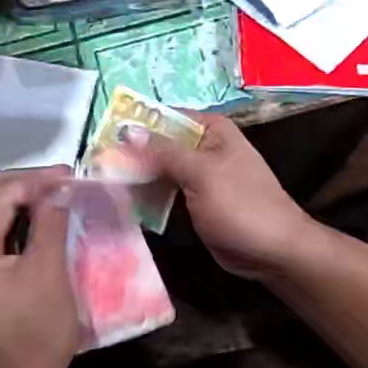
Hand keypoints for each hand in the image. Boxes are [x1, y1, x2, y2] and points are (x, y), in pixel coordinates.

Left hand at [0, 167, 82, 367]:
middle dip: (26, 183)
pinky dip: (17, 219)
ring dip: (21, 199)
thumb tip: (61, 188)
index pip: (0, 195)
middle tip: (65, 180)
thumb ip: (51, 223)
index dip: (37, 180)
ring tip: (57, 194)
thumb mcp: (49, 273)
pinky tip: (42, 218)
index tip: (73, 175)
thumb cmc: (35, 334)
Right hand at [119, 114, 318, 279]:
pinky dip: (147, 196)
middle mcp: (204, 148)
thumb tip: (127, 129)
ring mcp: (198, 177)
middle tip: (94, 164)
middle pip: (159, 144)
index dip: (136, 123)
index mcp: (211, 130)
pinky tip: (121, 201)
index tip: (102, 135)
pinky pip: (164, 192)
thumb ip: (163, 151)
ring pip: (159, 170)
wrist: (272, 252)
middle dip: (131, 153)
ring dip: (136, 176)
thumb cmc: (241, 204)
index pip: (166, 116)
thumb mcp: (201, 172)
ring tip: (100, 183)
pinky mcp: (194, 202)